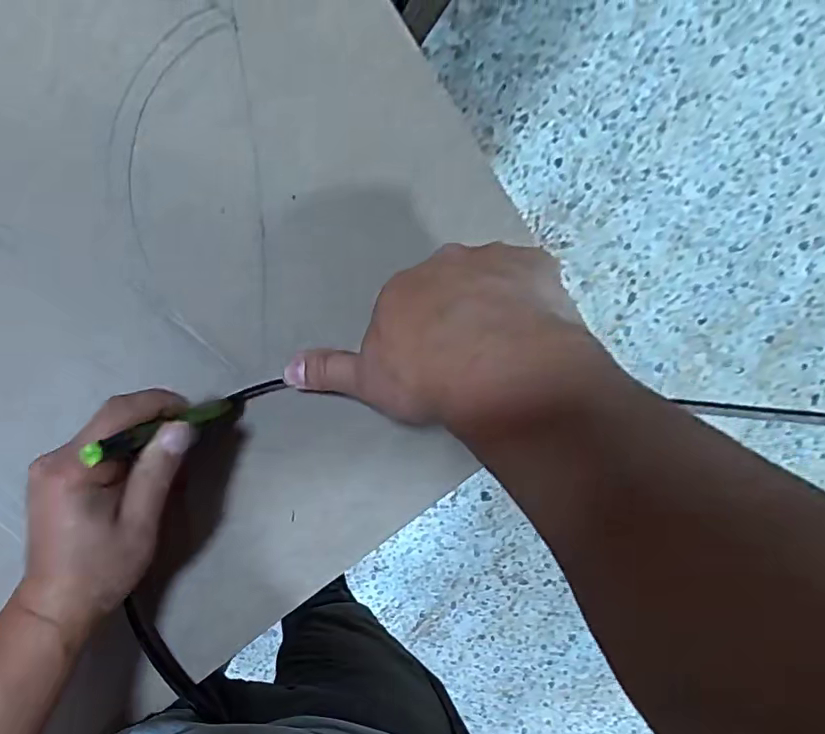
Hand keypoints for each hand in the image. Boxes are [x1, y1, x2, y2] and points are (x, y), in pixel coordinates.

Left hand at [12, 390, 195, 636]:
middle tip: (185, 438)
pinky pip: (88, 453)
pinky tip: (137, 474)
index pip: (116, 414)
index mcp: (72, 467)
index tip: (190, 413)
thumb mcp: (139, 525)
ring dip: (134, 440)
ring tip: (167, 458)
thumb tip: (180, 427)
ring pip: (98, 436)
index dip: (157, 404)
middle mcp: (52, 458)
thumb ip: (157, 472)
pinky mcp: (48, 480)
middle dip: (149, 423)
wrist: (56, 605)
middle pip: (106, 421)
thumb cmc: (100, 573)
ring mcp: (46, 468)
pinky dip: (116, 455)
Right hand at [283, 242, 620, 438]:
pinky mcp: (535, 265)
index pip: (398, 307)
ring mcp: (491, 260)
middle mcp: (441, 263)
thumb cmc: (426, 378)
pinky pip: (524, 278)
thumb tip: (289, 369)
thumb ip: (328, 371)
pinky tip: (525, 329)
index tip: (419, 363)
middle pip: (440, 286)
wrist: (500, 371)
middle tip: (456, 354)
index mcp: (397, 290)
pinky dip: (523, 298)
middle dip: (446, 312)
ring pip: (483, 279)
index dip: (408, 336)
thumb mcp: (367, 382)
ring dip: (485, 302)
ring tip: (493, 345)